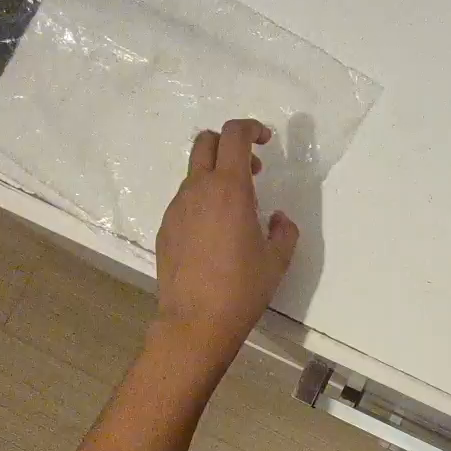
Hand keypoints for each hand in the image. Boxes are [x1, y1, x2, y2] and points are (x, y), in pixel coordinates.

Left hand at [151, 118, 298, 364]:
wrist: (196, 321)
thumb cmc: (242, 289)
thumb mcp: (277, 261)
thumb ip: (284, 231)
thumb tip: (277, 218)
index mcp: (229, 190)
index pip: (234, 136)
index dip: (251, 128)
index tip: (266, 141)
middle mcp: (198, 190)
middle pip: (206, 142)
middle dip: (229, 145)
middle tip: (252, 171)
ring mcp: (177, 208)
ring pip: (194, 174)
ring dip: (215, 178)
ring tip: (235, 212)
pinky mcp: (166, 228)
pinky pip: (185, 202)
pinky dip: (202, 203)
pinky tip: (215, 237)